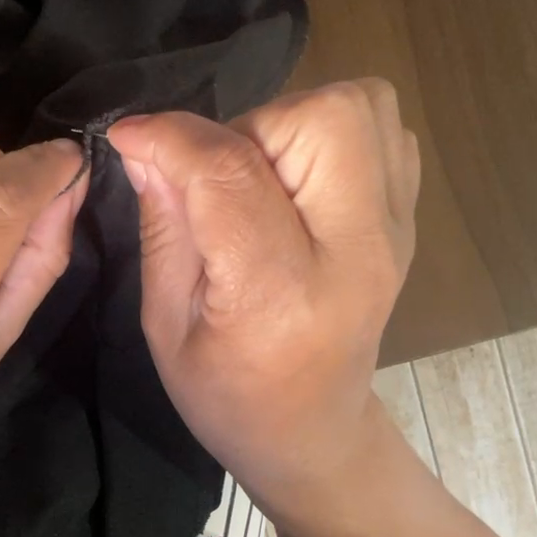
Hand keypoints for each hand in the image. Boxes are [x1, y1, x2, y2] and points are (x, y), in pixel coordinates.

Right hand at [108, 79, 420, 513]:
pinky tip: (296, 186)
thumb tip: (145, 148)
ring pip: (359, 106)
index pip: (230, 175)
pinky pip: (381, 128)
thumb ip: (163, 230)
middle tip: (218, 180)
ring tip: (259, 181)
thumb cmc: (224, 395)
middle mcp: (353, 251)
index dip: (171, 138)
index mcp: (277, 294)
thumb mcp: (165, 327)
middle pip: (320, 118)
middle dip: (249, 128)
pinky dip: (329, 136)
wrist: (311, 430)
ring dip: (292, 125)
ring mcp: (394, 231)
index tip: (128, 136)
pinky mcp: (408, 219)